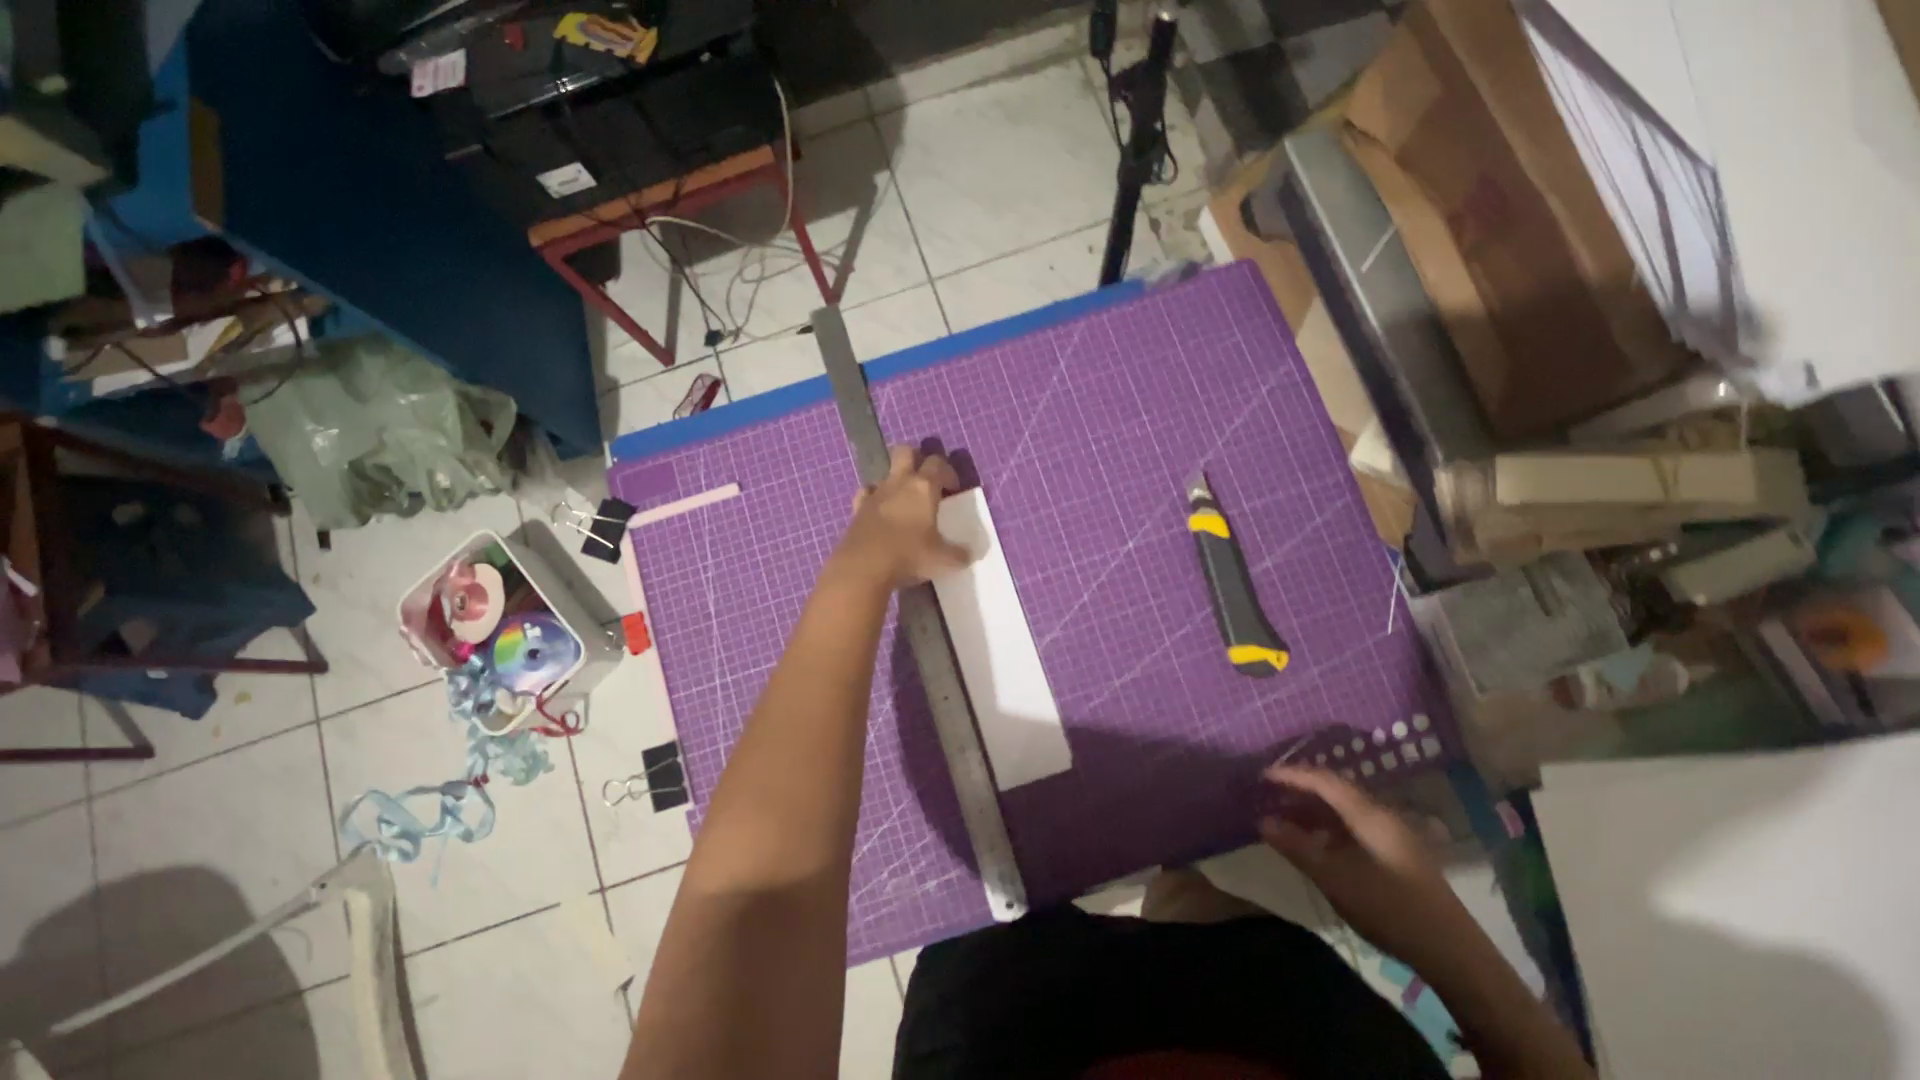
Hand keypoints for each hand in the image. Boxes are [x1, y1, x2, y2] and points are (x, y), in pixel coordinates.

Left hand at [831, 445, 971, 588]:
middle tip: (925, 480)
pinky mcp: (857, 507)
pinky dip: (874, 497)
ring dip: (895, 481)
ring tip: (903, 502)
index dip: (948, 472)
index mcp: (924, 487)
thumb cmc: (909, 555)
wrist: (864, 565)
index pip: (938, 462)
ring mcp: (875, 493)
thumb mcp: (942, 559)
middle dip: (916, 459)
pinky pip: (866, 492)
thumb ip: (958, 554)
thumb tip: (968, 555)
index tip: (953, 490)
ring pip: (885, 472)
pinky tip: (879, 511)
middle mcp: (899, 482)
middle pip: (905, 451)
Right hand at [1259, 764, 1476, 970]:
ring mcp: (1392, 835)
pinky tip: (1314, 844)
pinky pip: (1354, 827)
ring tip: (1284, 819)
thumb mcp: (1334, 878)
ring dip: (1314, 811)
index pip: (1325, 780)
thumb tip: (1263, 821)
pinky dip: (1329, 828)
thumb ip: (1297, 847)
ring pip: (1345, 811)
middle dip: (1300, 790)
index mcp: (1369, 815)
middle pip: (1336, 791)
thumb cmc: (1387, 907)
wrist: (1448, 948)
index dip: (1292, 774)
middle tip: (1268, 796)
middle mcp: (1382, 816)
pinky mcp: (1396, 854)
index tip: (1262, 776)